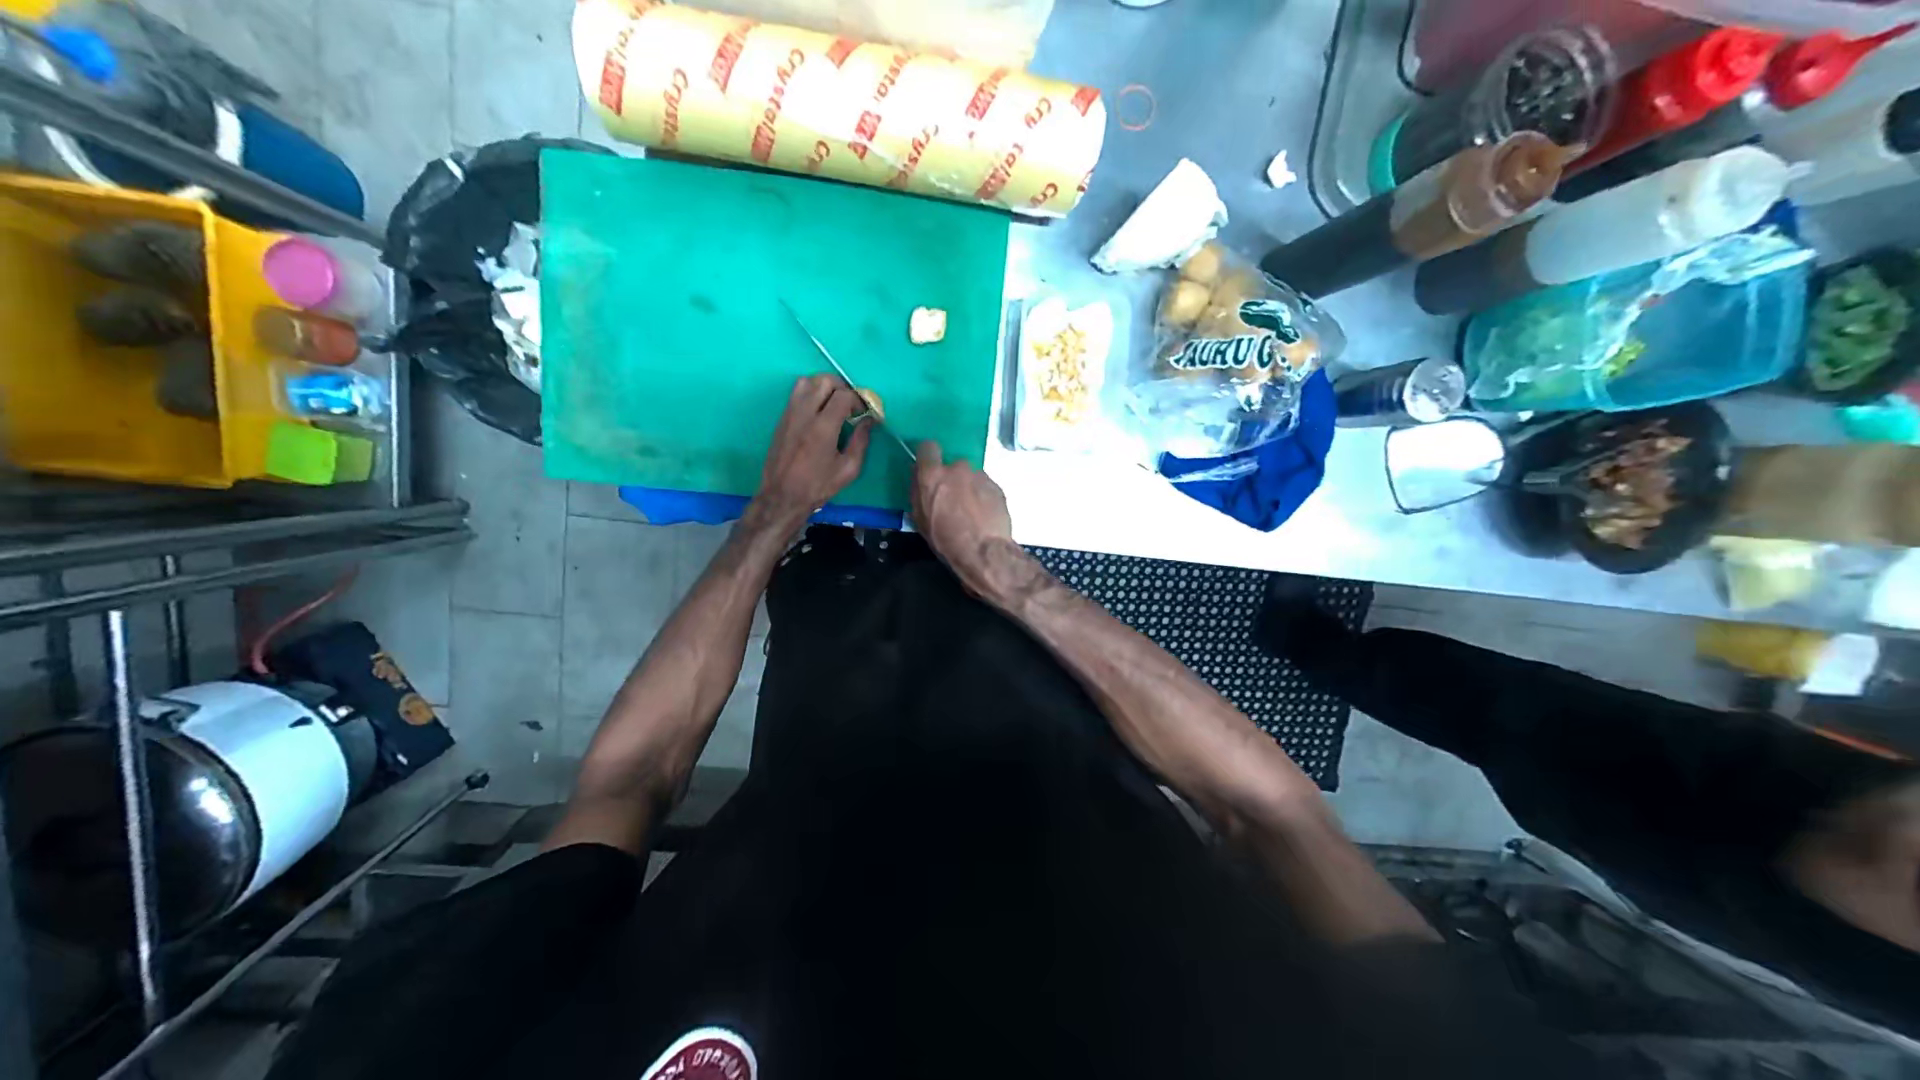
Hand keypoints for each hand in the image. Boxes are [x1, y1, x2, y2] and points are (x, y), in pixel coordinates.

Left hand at [752, 375, 870, 526]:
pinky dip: (811, 394)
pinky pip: (796, 393)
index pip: (844, 395)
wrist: (782, 496)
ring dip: (823, 386)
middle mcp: (804, 413)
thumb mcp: (848, 469)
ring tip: (832, 403)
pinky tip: (818, 412)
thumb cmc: (817, 486)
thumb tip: (869, 422)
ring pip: (807, 381)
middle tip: (849, 404)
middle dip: (841, 387)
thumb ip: (860, 441)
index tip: (863, 412)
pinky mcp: (781, 418)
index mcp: (823, 427)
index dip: (858, 399)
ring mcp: (790, 413)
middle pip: (824, 380)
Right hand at [912, 442, 1037, 606]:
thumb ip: (919, 493)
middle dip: (952, 478)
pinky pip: (985, 486)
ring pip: (971, 477)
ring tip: (971, 511)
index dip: (928, 456)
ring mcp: (979, 476)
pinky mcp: (996, 486)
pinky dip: (983, 496)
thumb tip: (919, 479)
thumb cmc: (945, 538)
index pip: (928, 447)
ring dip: (969, 488)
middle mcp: (957, 468)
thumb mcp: (920, 519)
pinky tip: (984, 515)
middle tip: (953, 500)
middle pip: (952, 466)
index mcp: (933, 475)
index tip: (930, 467)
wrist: (983, 550)